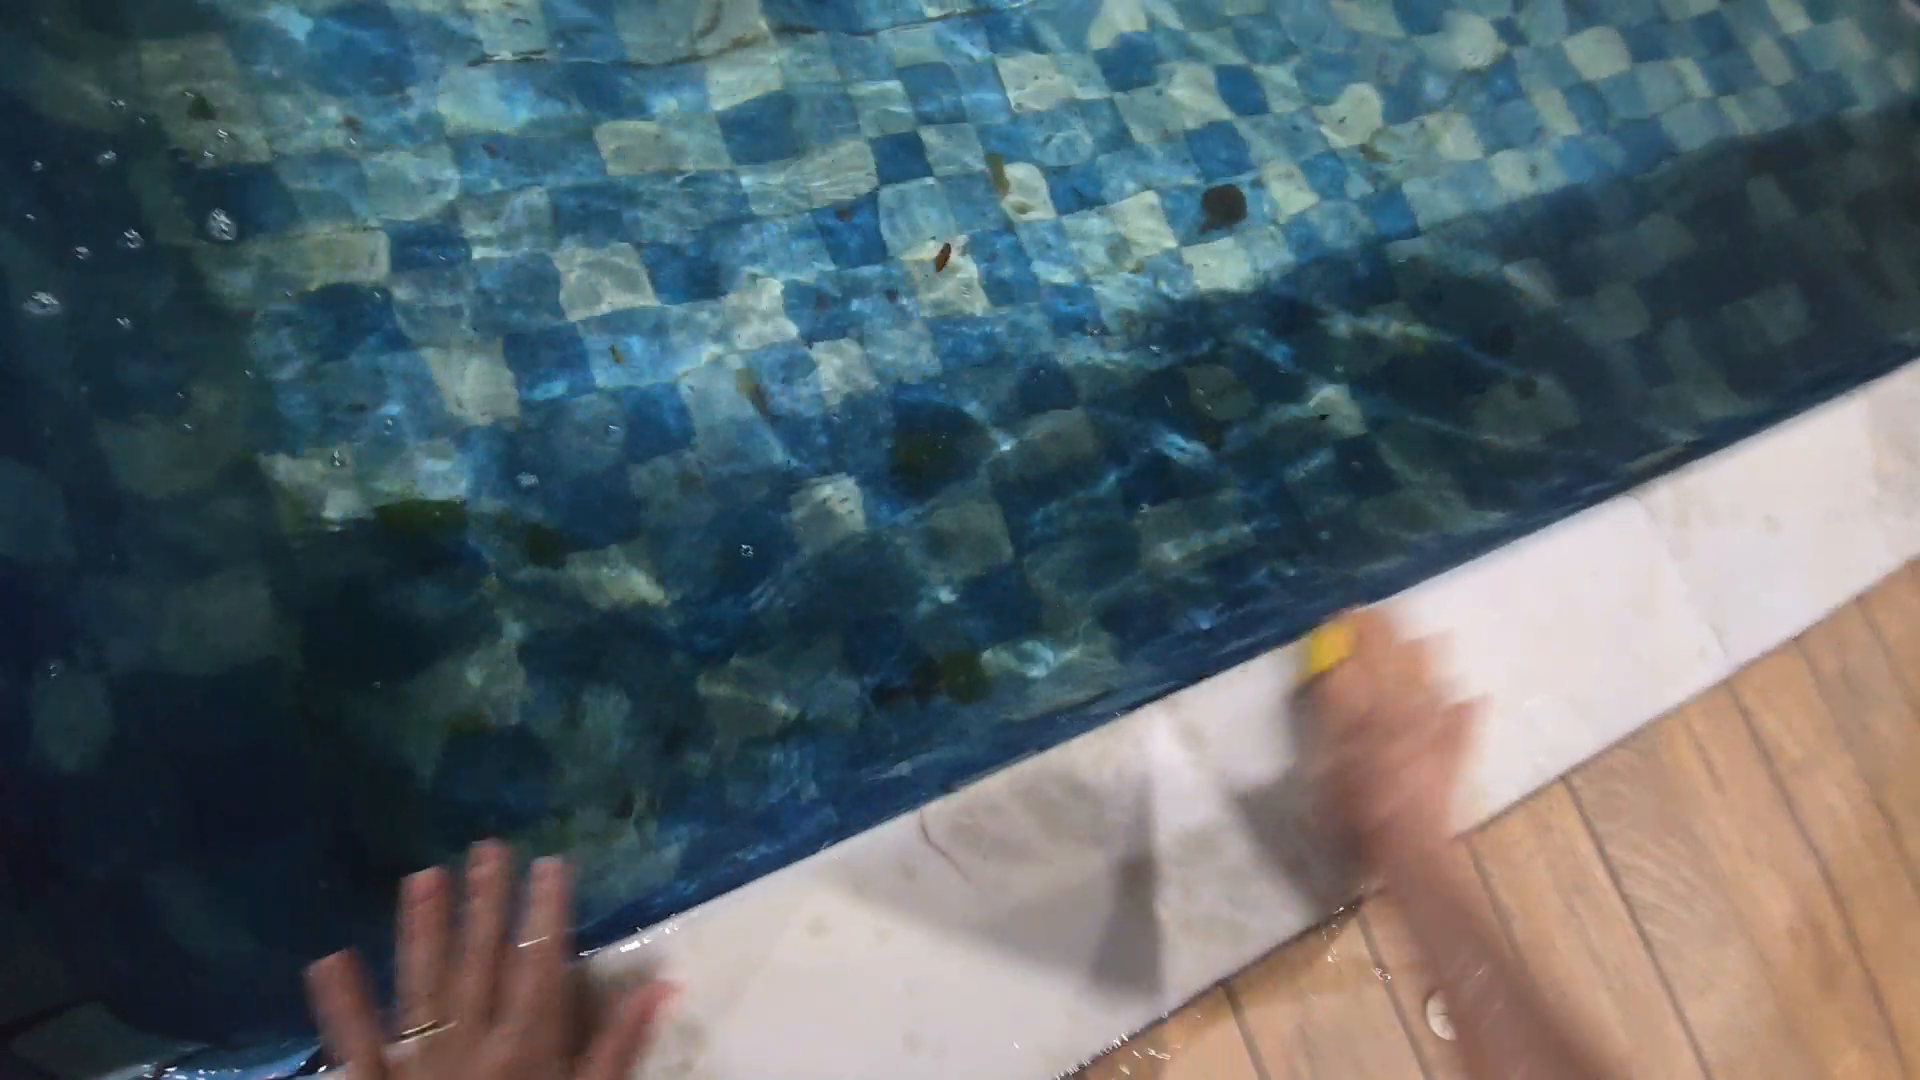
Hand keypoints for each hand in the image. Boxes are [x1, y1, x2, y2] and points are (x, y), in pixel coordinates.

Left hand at [304, 841, 673, 1079]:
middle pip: (481, 963)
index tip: (551, 862)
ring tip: (422, 876)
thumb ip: (620, 1046)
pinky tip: (329, 960)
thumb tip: (663, 983)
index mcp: (527, 1048)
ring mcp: (418, 1068)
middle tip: (488, 847)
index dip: (547, 910)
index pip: (541, 964)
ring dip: (421, 932)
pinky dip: (342, 1008)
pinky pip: (356, 1050)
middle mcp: (472, 1046)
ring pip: (421, 989)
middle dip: (487, 903)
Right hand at [1307, 609, 1476, 866]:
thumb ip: (1338, 713)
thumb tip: (1343, 669)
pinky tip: (1474, 697)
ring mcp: (1434, 739)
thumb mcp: (1331, 758)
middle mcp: (1409, 719)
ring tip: (1433, 636)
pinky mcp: (1452, 762)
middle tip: (1382, 610)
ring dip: (1431, 663)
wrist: (1410, 851)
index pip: (1365, 664)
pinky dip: (1467, 712)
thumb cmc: (1357, 808)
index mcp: (1375, 714)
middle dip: (1391, 637)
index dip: (1358, 636)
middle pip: (1402, 669)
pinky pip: (1463, 729)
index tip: (1349, 611)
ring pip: (1434, 690)